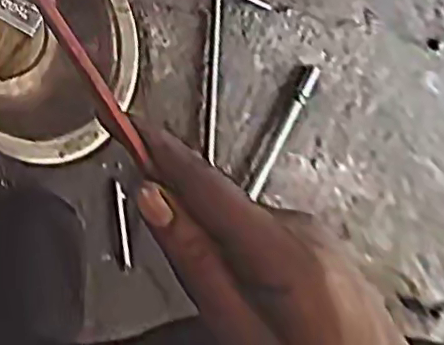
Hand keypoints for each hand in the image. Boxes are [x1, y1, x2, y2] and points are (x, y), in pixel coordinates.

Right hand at [131, 120, 404, 344]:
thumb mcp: (242, 333)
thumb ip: (195, 262)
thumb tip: (151, 195)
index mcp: (286, 250)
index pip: (202, 179)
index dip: (154, 145)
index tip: (120, 119)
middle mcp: (305, 229)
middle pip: (218, 200)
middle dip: (186, 216)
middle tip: (177, 268)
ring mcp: (319, 236)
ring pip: (238, 218)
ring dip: (217, 241)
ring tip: (232, 305)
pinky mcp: (323, 245)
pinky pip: (262, 231)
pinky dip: (242, 248)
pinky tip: (255, 294)